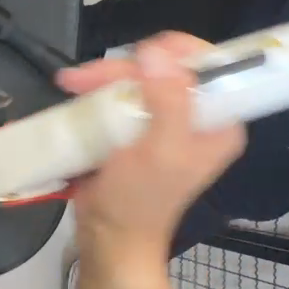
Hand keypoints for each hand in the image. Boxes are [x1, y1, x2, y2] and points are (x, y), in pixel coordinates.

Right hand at [55, 33, 245, 259]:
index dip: (178, 53)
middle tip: (86, 77)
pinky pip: (118, 96)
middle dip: (126, 69)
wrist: (107, 236)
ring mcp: (161, 122)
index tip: (140, 56)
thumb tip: (154, 53)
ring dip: (103, 77)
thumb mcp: (161, 152)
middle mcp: (195, 117)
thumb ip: (169, 102)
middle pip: (165, 68)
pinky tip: (73, 90)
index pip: (212, 67)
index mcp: (218, 122)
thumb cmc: (139, 200)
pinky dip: (96, 90)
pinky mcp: (132, 128)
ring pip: (137, 79)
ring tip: (70, 83)